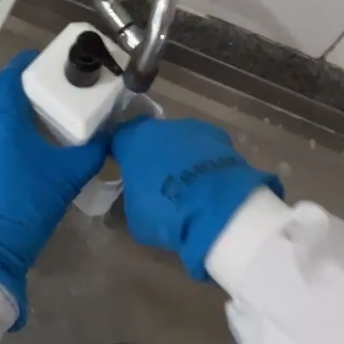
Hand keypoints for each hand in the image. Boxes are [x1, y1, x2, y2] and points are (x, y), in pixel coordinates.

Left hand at [0, 49, 109, 327]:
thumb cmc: (27, 201)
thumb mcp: (68, 174)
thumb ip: (94, 150)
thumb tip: (113, 135)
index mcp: (3, 113)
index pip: (15, 70)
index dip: (38, 63)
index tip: (60, 67)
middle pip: (7, 91)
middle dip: (34, 90)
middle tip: (63, 95)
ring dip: (20, 114)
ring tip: (50, 122)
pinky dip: (8, 134)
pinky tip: (29, 151)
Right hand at [111, 117, 282, 281]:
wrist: (216, 207)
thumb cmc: (166, 211)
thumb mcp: (136, 216)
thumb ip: (134, 196)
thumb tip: (139, 195)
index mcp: (135, 140)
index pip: (121, 140)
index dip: (123, 154)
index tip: (126, 170)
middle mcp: (163, 127)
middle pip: (154, 138)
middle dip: (156, 156)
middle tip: (160, 184)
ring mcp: (195, 129)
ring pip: (182, 142)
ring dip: (183, 159)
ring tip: (191, 190)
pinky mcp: (222, 139)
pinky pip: (206, 151)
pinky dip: (206, 164)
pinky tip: (211, 188)